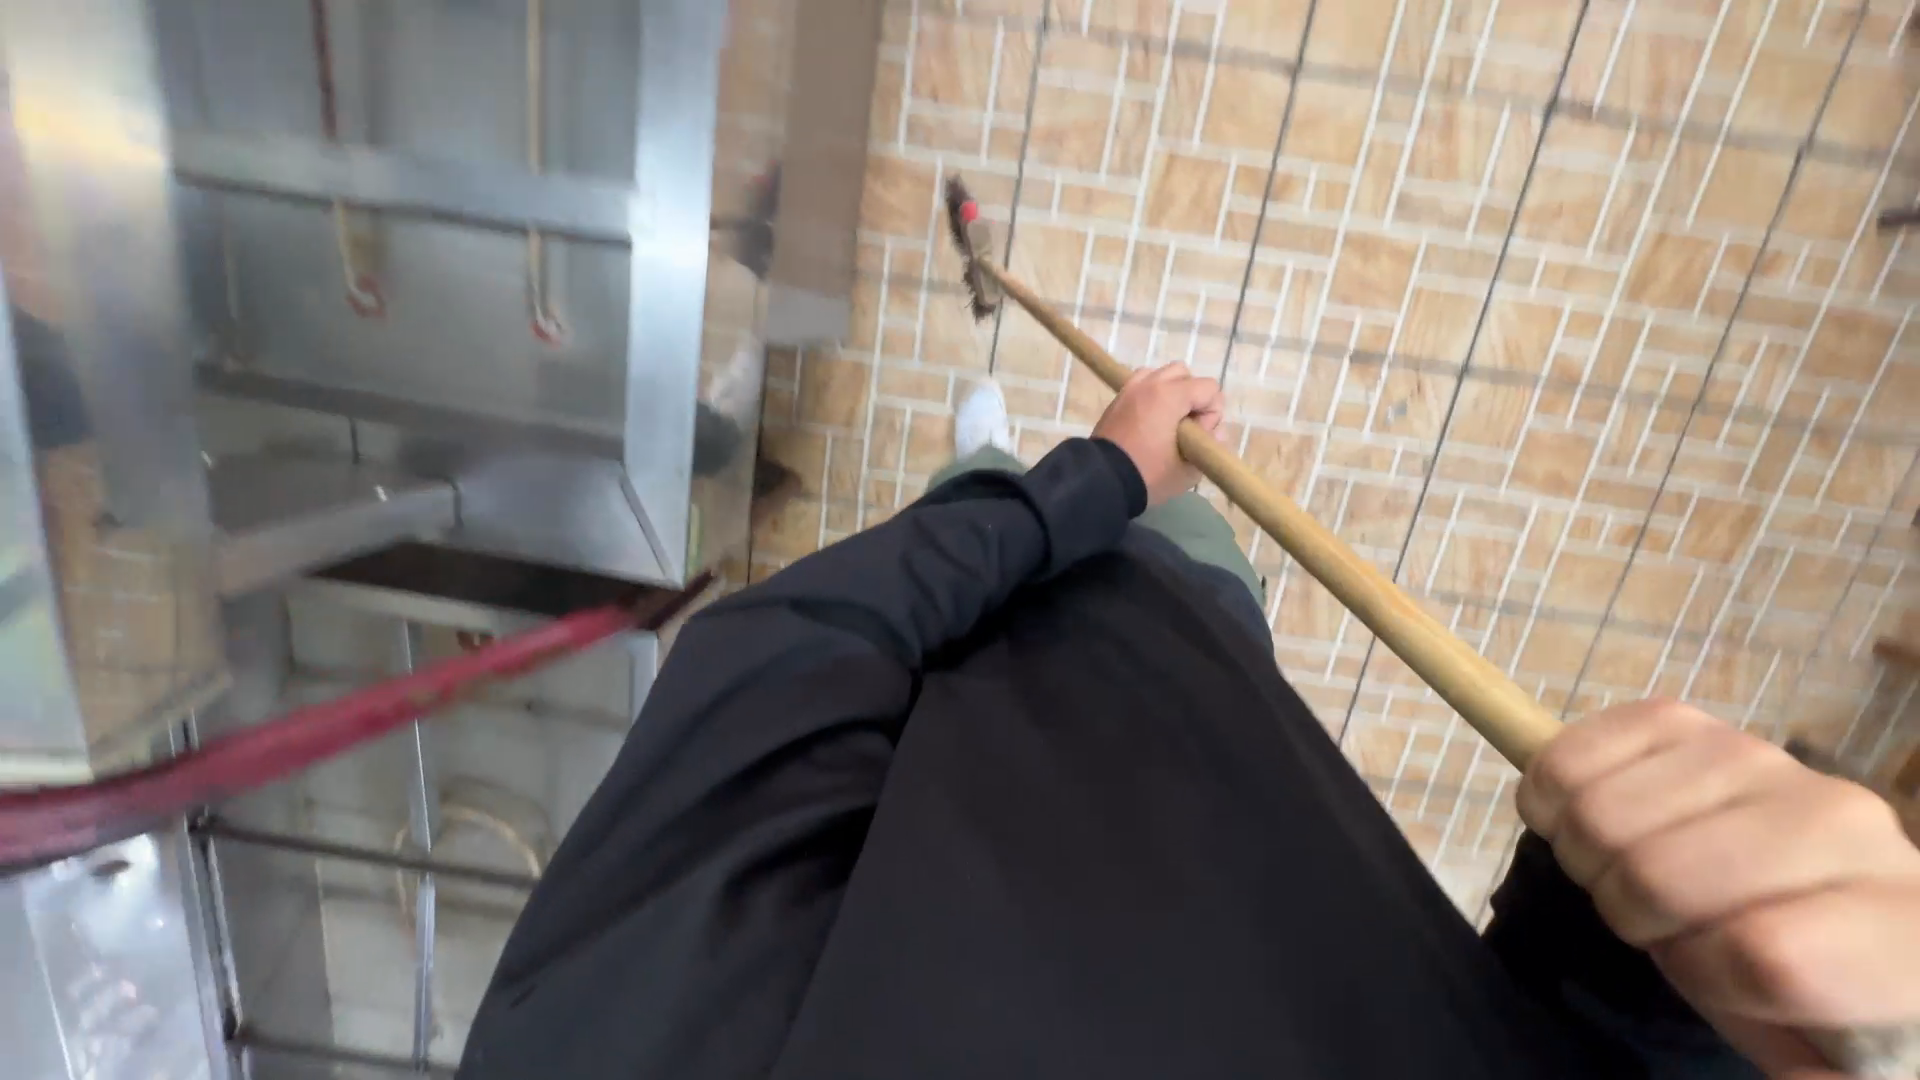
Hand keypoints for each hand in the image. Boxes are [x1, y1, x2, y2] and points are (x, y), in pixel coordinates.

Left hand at [1090, 363, 1224, 506]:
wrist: (1102, 481)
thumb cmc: (1148, 475)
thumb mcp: (1189, 469)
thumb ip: (1210, 445)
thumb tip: (1215, 431)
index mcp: (1169, 395)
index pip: (1209, 388)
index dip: (1212, 414)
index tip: (1198, 437)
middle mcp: (1149, 383)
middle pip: (1184, 374)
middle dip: (1192, 397)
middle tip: (1186, 428)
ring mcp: (1129, 389)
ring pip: (1160, 375)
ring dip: (1171, 393)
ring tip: (1168, 422)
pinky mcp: (1116, 400)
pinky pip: (1141, 386)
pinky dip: (1151, 396)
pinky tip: (1150, 422)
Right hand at [1517, 699, 1919, 1076]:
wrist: (1787, 870)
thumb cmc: (1800, 962)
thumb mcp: (1817, 1037)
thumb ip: (1812, 1069)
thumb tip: (1786, 1076)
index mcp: (1904, 922)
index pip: (1771, 957)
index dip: (1706, 974)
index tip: (1707, 975)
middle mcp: (1837, 820)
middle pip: (1657, 874)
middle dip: (1623, 907)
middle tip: (1644, 915)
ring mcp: (1747, 754)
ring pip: (1598, 815)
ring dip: (1580, 852)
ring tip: (1613, 863)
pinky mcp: (1672, 718)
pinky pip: (1565, 759)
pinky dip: (1545, 797)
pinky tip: (1575, 814)